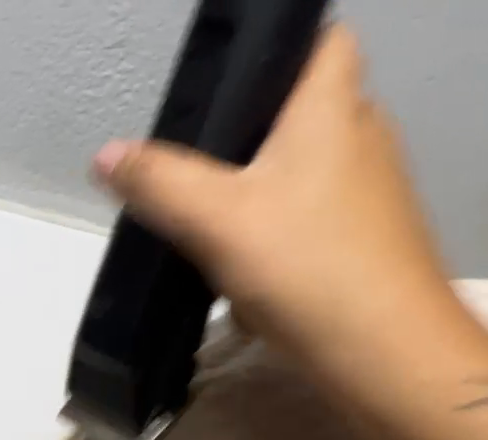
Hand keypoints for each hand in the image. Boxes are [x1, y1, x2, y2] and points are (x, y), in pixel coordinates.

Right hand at [92, 26, 461, 372]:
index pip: (323, 40)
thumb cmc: (305, 264)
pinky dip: (276, 234)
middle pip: (303, 111)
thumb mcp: (214, 219)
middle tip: (195, 163)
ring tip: (208, 220)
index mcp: (331, 109)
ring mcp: (370, 194)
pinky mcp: (366, 242)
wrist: (382, 352)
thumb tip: (105, 154)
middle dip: (251, 133)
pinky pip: (310, 219)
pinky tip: (243, 270)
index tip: (227, 86)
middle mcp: (362, 137)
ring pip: (303, 171)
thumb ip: (158, 182)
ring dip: (259, 191)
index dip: (279, 49)